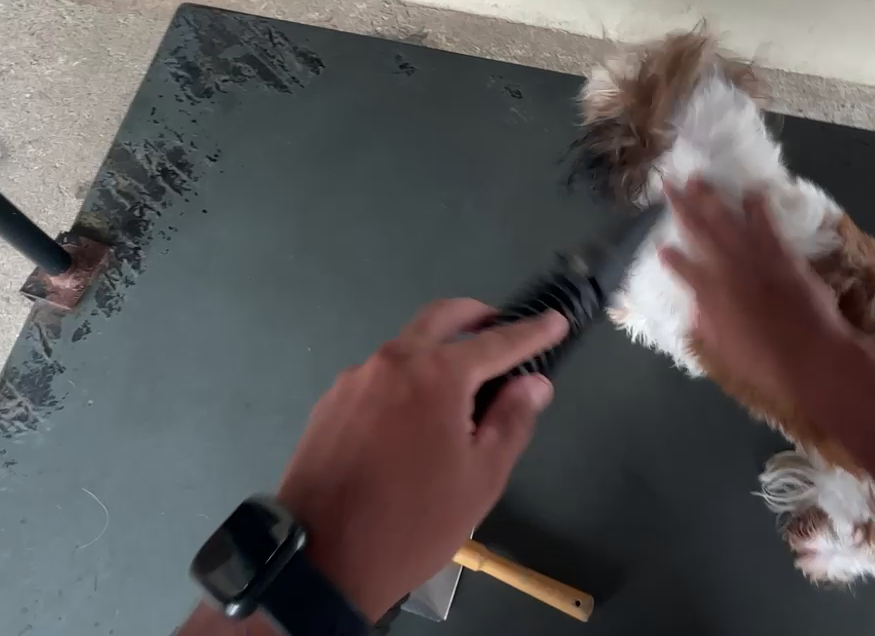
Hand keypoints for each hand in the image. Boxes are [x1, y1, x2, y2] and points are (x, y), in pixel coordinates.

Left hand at [274, 300, 568, 619]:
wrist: (319, 561)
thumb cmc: (413, 520)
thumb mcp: (480, 478)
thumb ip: (511, 421)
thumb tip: (533, 383)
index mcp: (438, 374)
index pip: (497, 342)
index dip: (532, 332)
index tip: (555, 320)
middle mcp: (395, 359)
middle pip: (443, 317)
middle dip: (477, 315)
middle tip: (499, 327)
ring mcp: (358, 376)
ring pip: (407, 344)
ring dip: (437, 350)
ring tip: (456, 389)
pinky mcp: (333, 399)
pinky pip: (380, 374)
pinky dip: (406, 378)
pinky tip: (410, 417)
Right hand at [659, 179, 851, 410]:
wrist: (810, 357)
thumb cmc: (764, 362)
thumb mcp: (722, 349)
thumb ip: (706, 322)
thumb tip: (697, 305)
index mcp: (707, 293)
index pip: (682, 268)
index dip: (670, 257)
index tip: (661, 246)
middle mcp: (724, 267)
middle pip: (698, 230)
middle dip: (682, 206)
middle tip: (669, 185)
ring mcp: (753, 256)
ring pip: (726, 219)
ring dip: (711, 197)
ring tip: (698, 178)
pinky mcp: (781, 253)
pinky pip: (767, 223)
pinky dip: (759, 207)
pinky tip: (752, 191)